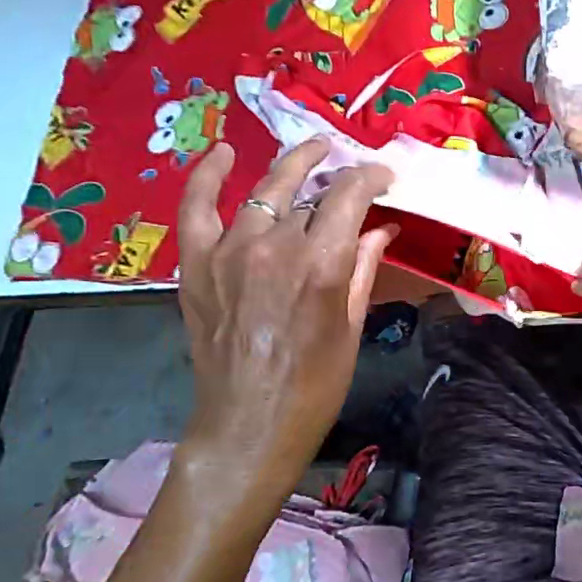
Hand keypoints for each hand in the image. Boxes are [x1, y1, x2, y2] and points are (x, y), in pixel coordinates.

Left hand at [175, 138, 395, 510]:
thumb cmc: (314, 386)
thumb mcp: (351, 327)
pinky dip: (208, 176)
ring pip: (263, 191)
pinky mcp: (197, 264)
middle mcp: (275, 245)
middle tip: (348, 164)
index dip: (370, 178)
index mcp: (321, 264)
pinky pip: (197, 206)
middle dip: (334, 171)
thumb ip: (363, 268)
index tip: (383, 178)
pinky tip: (225, 155)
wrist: (248, 426)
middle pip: (308, 189)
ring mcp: (229, 251)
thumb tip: (381, 228)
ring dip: (289, 170)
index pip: (349, 195)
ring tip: (308, 157)